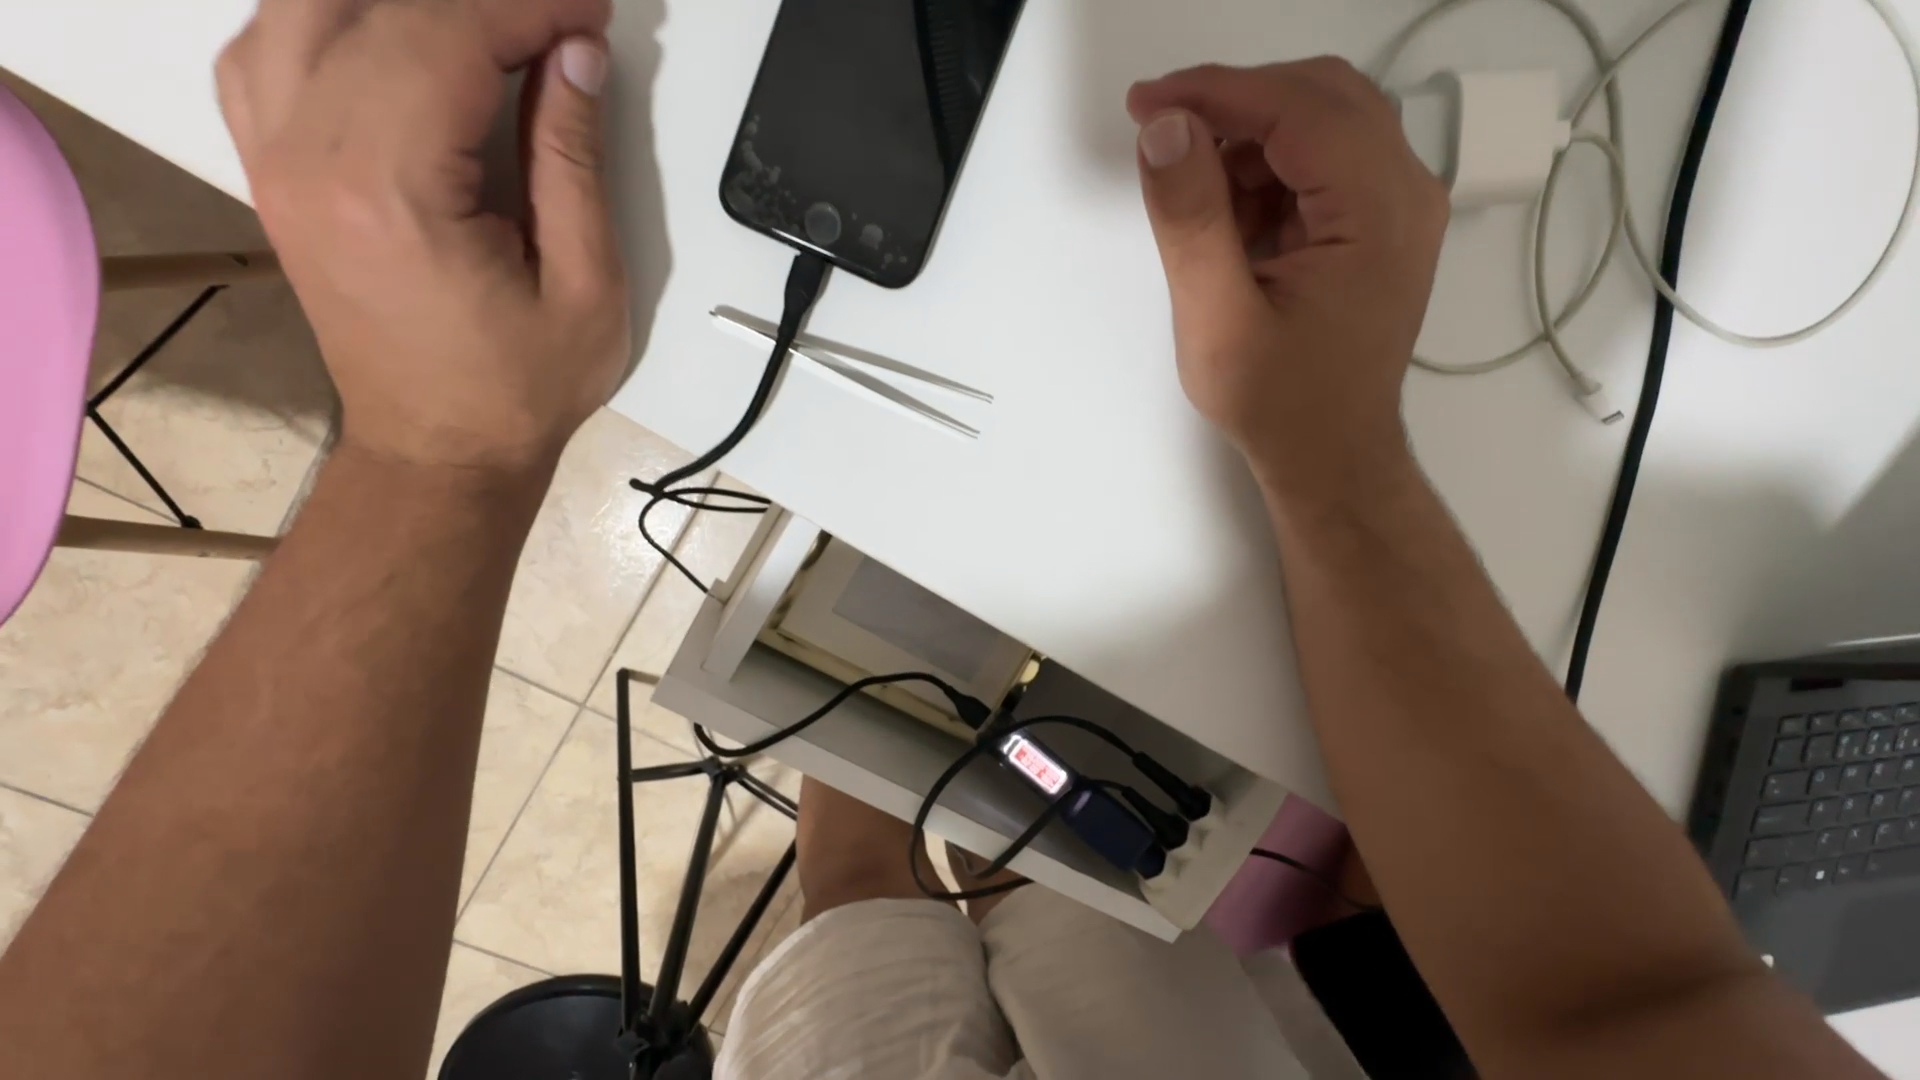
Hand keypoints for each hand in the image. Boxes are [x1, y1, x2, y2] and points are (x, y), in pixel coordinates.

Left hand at [217, 0, 628, 477]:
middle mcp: (306, 157)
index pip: (443, 37)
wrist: (442, 449)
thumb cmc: (523, 387)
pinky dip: (334, 22)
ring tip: (488, 30)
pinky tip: (395, 42)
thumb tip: (577, 56)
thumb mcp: (585, 285)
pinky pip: (268, 50)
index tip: (592, 12)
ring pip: (303, 7)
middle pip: (375, 7)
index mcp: (391, 191)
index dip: (527, 7)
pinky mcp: (271, 173)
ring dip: (403, 7)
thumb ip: (574, 162)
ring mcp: (272, 161)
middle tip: (557, 18)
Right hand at [1128, 59, 1447, 502]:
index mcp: (1378, 211)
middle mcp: (1405, 192)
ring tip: (1195, 199)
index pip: (1297, 107)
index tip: (1146, 104)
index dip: (1215, 92)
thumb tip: (1164, 128)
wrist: (1330, 455)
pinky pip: (1320, 166)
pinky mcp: (1376, 226)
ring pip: (1319, 124)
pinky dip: (1265, 174)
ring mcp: (1397, 207)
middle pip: (1318, 97)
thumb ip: (1191, 221)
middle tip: (1162, 135)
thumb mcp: (1217, 320)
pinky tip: (1230, 221)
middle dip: (1233, 106)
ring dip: (1247, 142)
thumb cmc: (1280, 403)